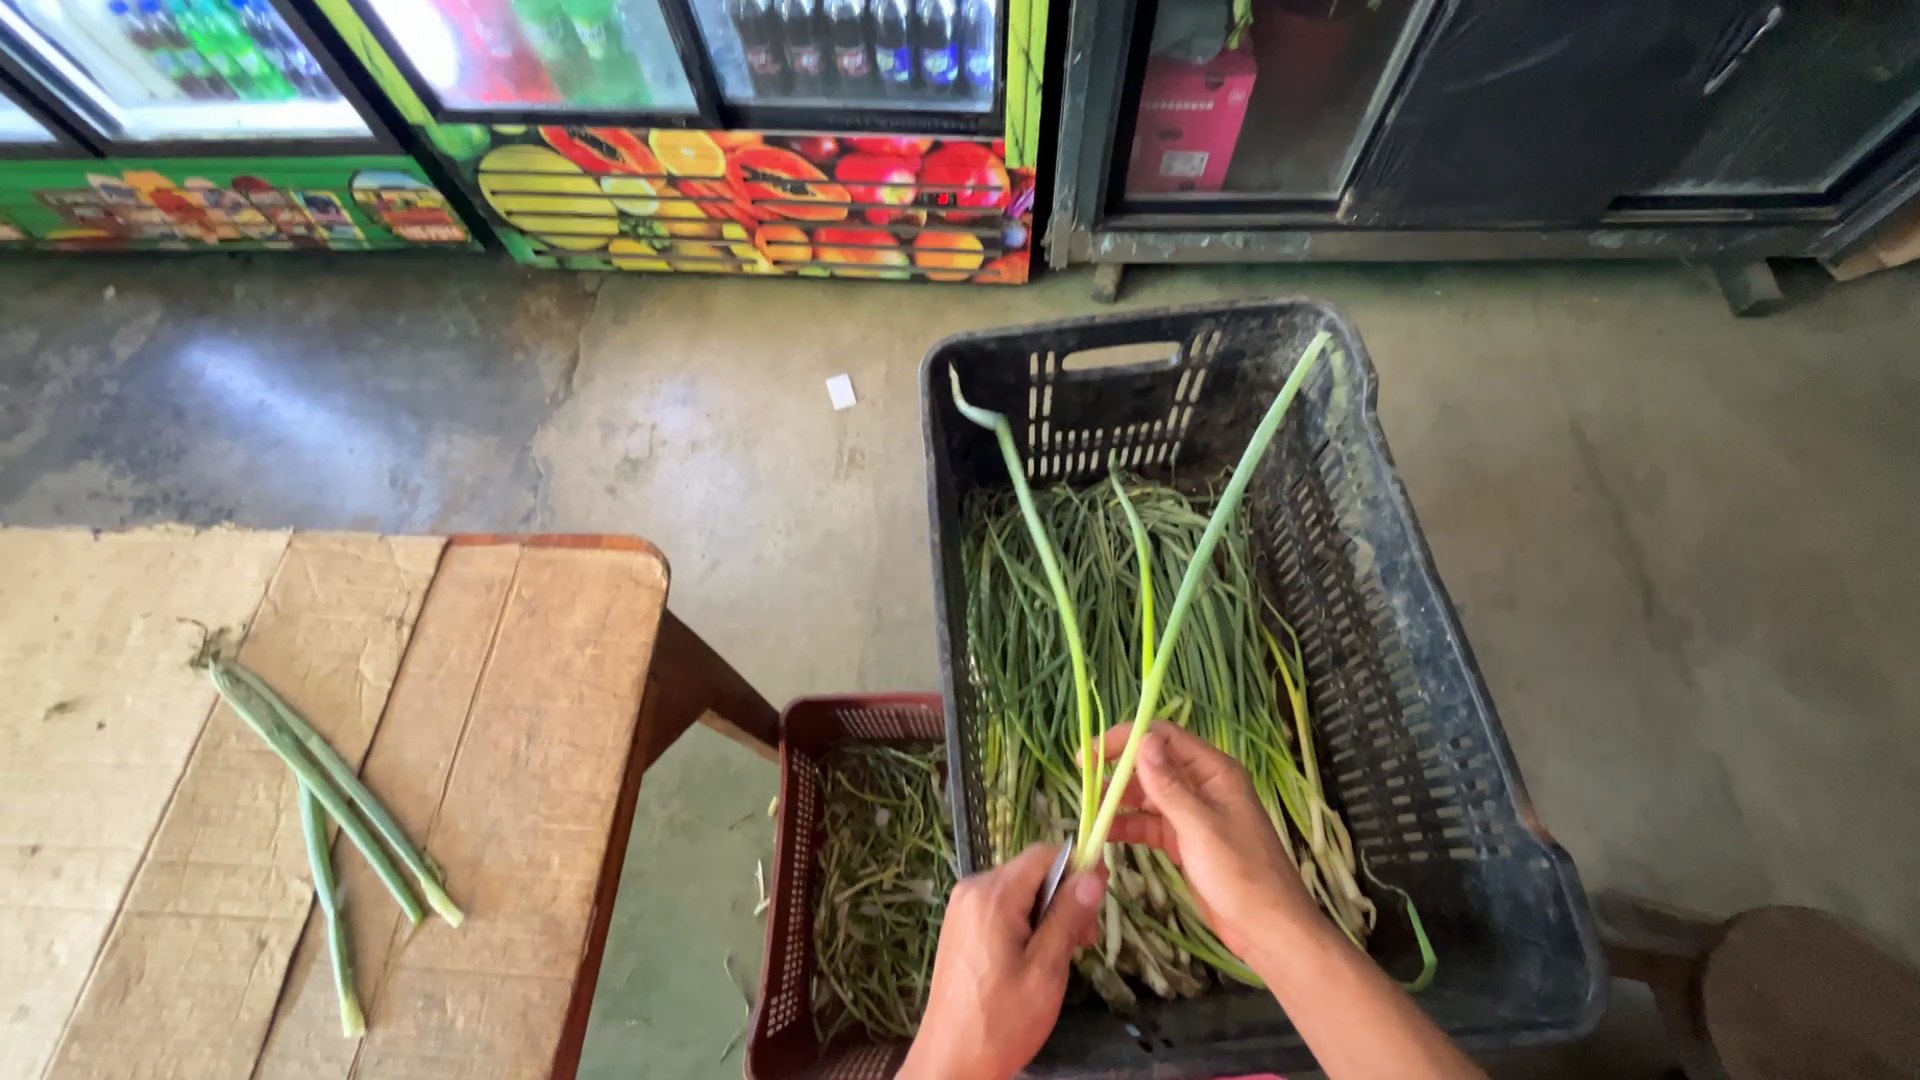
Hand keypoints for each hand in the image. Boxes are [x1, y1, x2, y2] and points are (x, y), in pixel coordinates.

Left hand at [899, 843, 1107, 1079]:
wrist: (950, 1063)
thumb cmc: (1002, 1020)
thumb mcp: (1046, 971)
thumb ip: (1068, 917)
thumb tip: (1094, 874)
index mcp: (992, 893)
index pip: (1043, 854)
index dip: (1077, 867)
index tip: (1100, 897)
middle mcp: (973, 888)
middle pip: (1031, 871)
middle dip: (1063, 897)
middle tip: (1084, 942)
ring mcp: (962, 906)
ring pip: (1018, 890)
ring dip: (1045, 912)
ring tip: (1059, 956)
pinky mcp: (959, 925)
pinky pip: (1000, 906)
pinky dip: (1023, 922)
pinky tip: (1032, 957)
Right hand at [1097, 722, 1324, 967]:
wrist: (1271, 932)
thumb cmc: (1242, 875)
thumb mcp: (1201, 828)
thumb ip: (1169, 786)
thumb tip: (1142, 741)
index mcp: (1213, 771)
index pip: (1163, 737)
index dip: (1126, 739)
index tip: (1092, 753)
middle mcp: (1202, 784)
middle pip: (1152, 763)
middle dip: (1117, 770)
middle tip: (1082, 779)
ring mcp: (1193, 813)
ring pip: (1147, 794)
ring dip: (1118, 800)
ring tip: (1088, 810)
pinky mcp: (1185, 839)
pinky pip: (1150, 823)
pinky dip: (1128, 826)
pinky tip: (1104, 833)